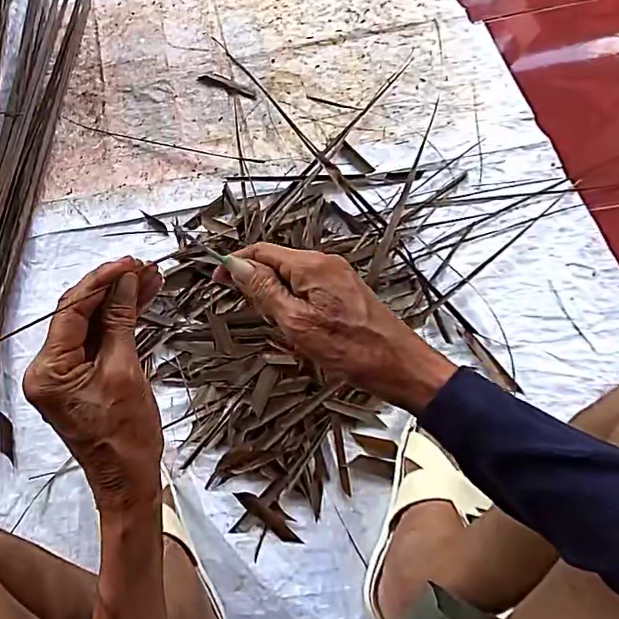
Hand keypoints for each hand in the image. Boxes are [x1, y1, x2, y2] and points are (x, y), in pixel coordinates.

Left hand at [22, 257, 166, 515]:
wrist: (130, 481)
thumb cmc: (126, 440)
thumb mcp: (125, 371)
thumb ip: (120, 321)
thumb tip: (124, 283)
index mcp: (47, 371)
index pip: (70, 310)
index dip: (100, 282)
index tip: (126, 264)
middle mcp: (46, 369)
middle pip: (78, 313)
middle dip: (111, 288)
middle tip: (141, 268)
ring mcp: (61, 373)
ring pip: (90, 324)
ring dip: (118, 301)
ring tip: (147, 279)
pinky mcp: (78, 376)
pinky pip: (96, 340)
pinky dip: (118, 322)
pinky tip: (138, 301)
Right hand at [222, 243, 455, 414]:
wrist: (401, 367)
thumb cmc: (355, 350)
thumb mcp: (297, 323)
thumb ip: (264, 291)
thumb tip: (237, 267)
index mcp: (312, 266)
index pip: (261, 252)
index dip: (235, 263)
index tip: (217, 277)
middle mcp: (326, 263)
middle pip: (275, 260)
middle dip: (253, 278)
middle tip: (240, 302)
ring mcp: (337, 276)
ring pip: (290, 274)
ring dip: (272, 290)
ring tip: (268, 318)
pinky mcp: (344, 290)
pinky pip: (306, 285)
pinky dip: (290, 297)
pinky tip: (291, 320)